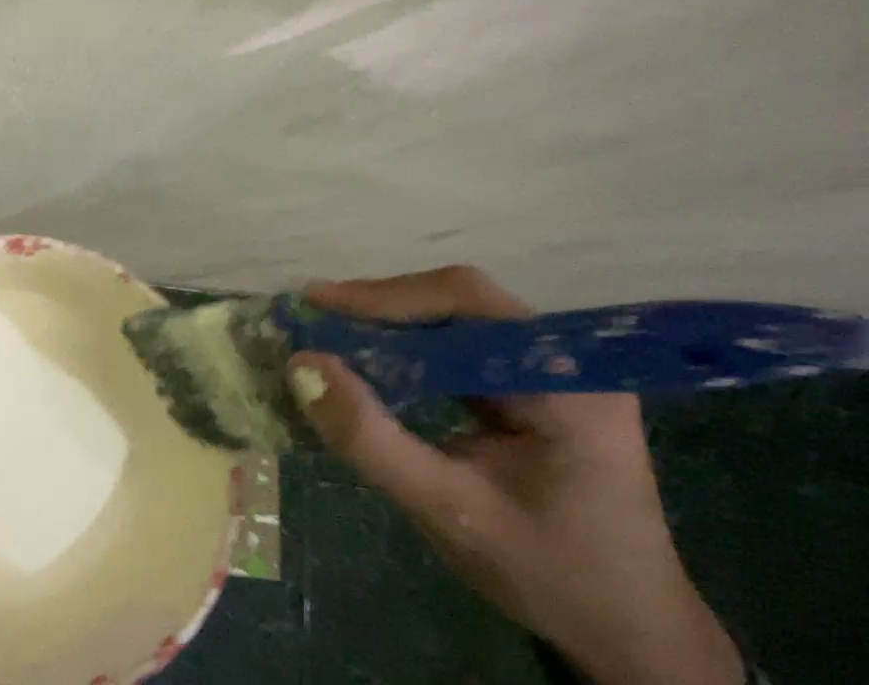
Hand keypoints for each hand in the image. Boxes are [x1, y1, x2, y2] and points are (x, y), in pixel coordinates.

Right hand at [286, 266, 742, 684]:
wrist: (628, 631)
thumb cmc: (547, 574)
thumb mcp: (447, 510)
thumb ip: (370, 438)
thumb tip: (301, 366)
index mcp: (568, 383)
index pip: (468, 303)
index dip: (385, 297)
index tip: (315, 305)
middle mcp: (568, 362)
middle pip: (461, 303)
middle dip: (380, 308)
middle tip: (311, 319)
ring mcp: (555, 374)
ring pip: (458, 322)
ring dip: (390, 327)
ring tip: (327, 336)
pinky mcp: (536, 391)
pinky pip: (461, 351)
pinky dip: (408, 352)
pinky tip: (369, 364)